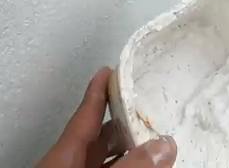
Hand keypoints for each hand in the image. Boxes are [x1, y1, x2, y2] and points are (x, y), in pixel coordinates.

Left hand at [34, 69, 176, 167]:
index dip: (99, 92)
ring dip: (125, 156)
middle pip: (96, 140)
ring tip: (152, 146)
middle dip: (122, 124)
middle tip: (147, 108)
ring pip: (102, 165)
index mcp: (63, 157)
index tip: (110, 70)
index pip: (85, 114)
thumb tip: (165, 145)